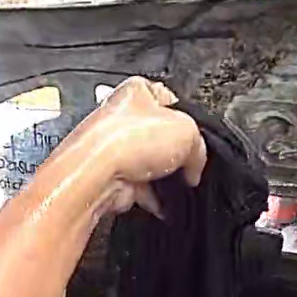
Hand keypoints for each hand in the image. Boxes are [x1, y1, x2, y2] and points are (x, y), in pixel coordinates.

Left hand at [40, 76, 205, 218]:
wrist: (97, 177)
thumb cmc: (127, 141)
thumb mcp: (188, 132)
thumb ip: (199, 147)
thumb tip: (196, 164)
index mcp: (136, 92)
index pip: (169, 99)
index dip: (187, 118)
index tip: (196, 135)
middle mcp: (120, 119)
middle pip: (160, 137)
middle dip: (175, 153)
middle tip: (187, 161)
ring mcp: (113, 150)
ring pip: (149, 166)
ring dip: (165, 178)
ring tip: (175, 184)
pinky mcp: (111, 178)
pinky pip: (139, 190)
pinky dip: (153, 199)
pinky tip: (163, 203)